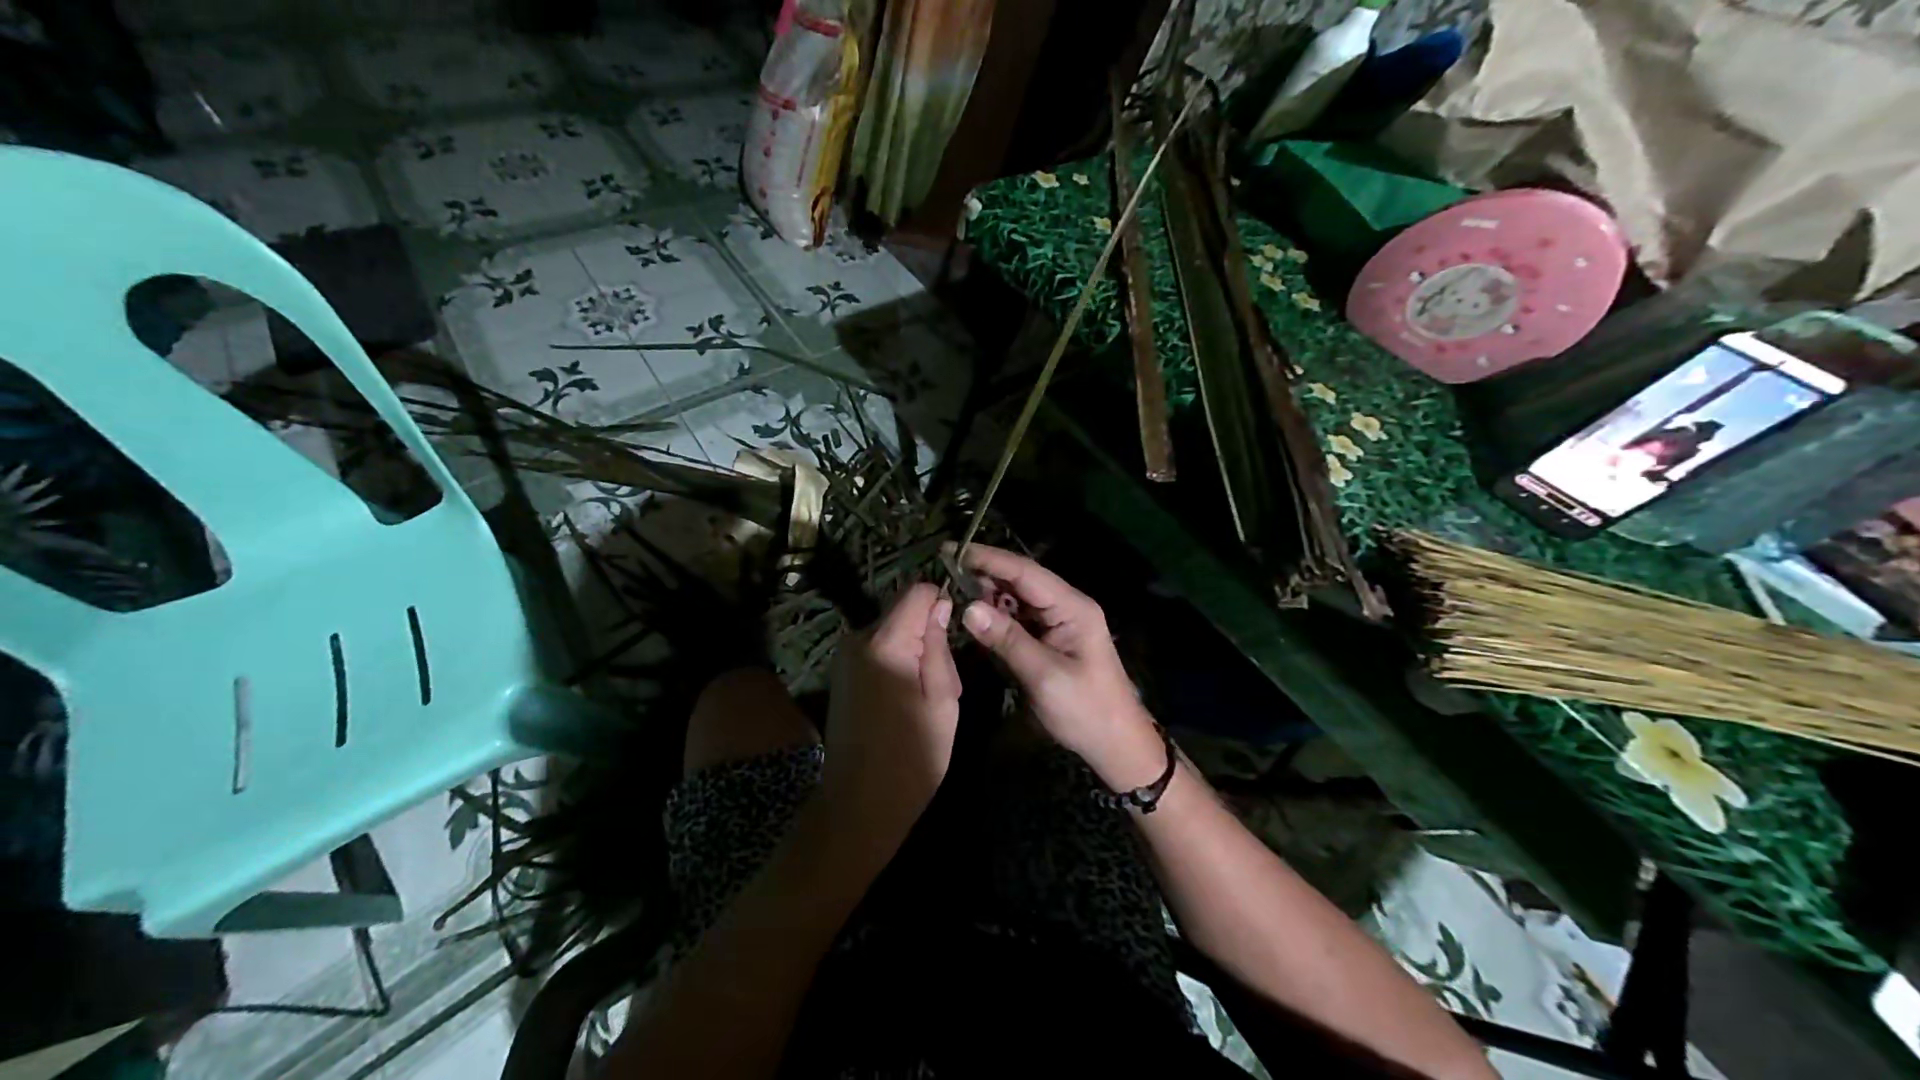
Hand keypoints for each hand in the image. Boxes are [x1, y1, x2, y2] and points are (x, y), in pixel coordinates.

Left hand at [823, 583, 961, 838]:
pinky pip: (876, 649)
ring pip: (891, 630)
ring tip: (922, 695)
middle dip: (927, 632)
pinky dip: (894, 662)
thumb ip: (939, 647)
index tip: (954, 635)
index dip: (941, 604)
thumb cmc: (912, 756)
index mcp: (885, 642)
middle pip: (902, 610)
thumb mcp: (943, 700)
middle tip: (941, 679)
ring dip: (911, 649)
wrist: (859, 803)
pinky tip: (902, 700)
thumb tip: (941, 605)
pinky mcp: (841, 673)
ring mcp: (844, 656)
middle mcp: (857, 638)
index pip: (917, 591)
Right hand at [947, 543, 1164, 790]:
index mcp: (1072, 607)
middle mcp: (1066, 606)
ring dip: (989, 593)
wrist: (1116, 743)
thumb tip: (967, 607)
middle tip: (946, 569)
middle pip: (1021, 580)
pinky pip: (1021, 618)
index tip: (952, 549)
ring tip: (954, 589)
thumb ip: (1006, 639)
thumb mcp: (1043, 675)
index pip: (1025, 572)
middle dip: (985, 573)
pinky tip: (976, 616)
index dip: (988, 558)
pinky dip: (998, 615)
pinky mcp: (1052, 639)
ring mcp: (1060, 622)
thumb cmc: (1085, 709)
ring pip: (1018, 598)